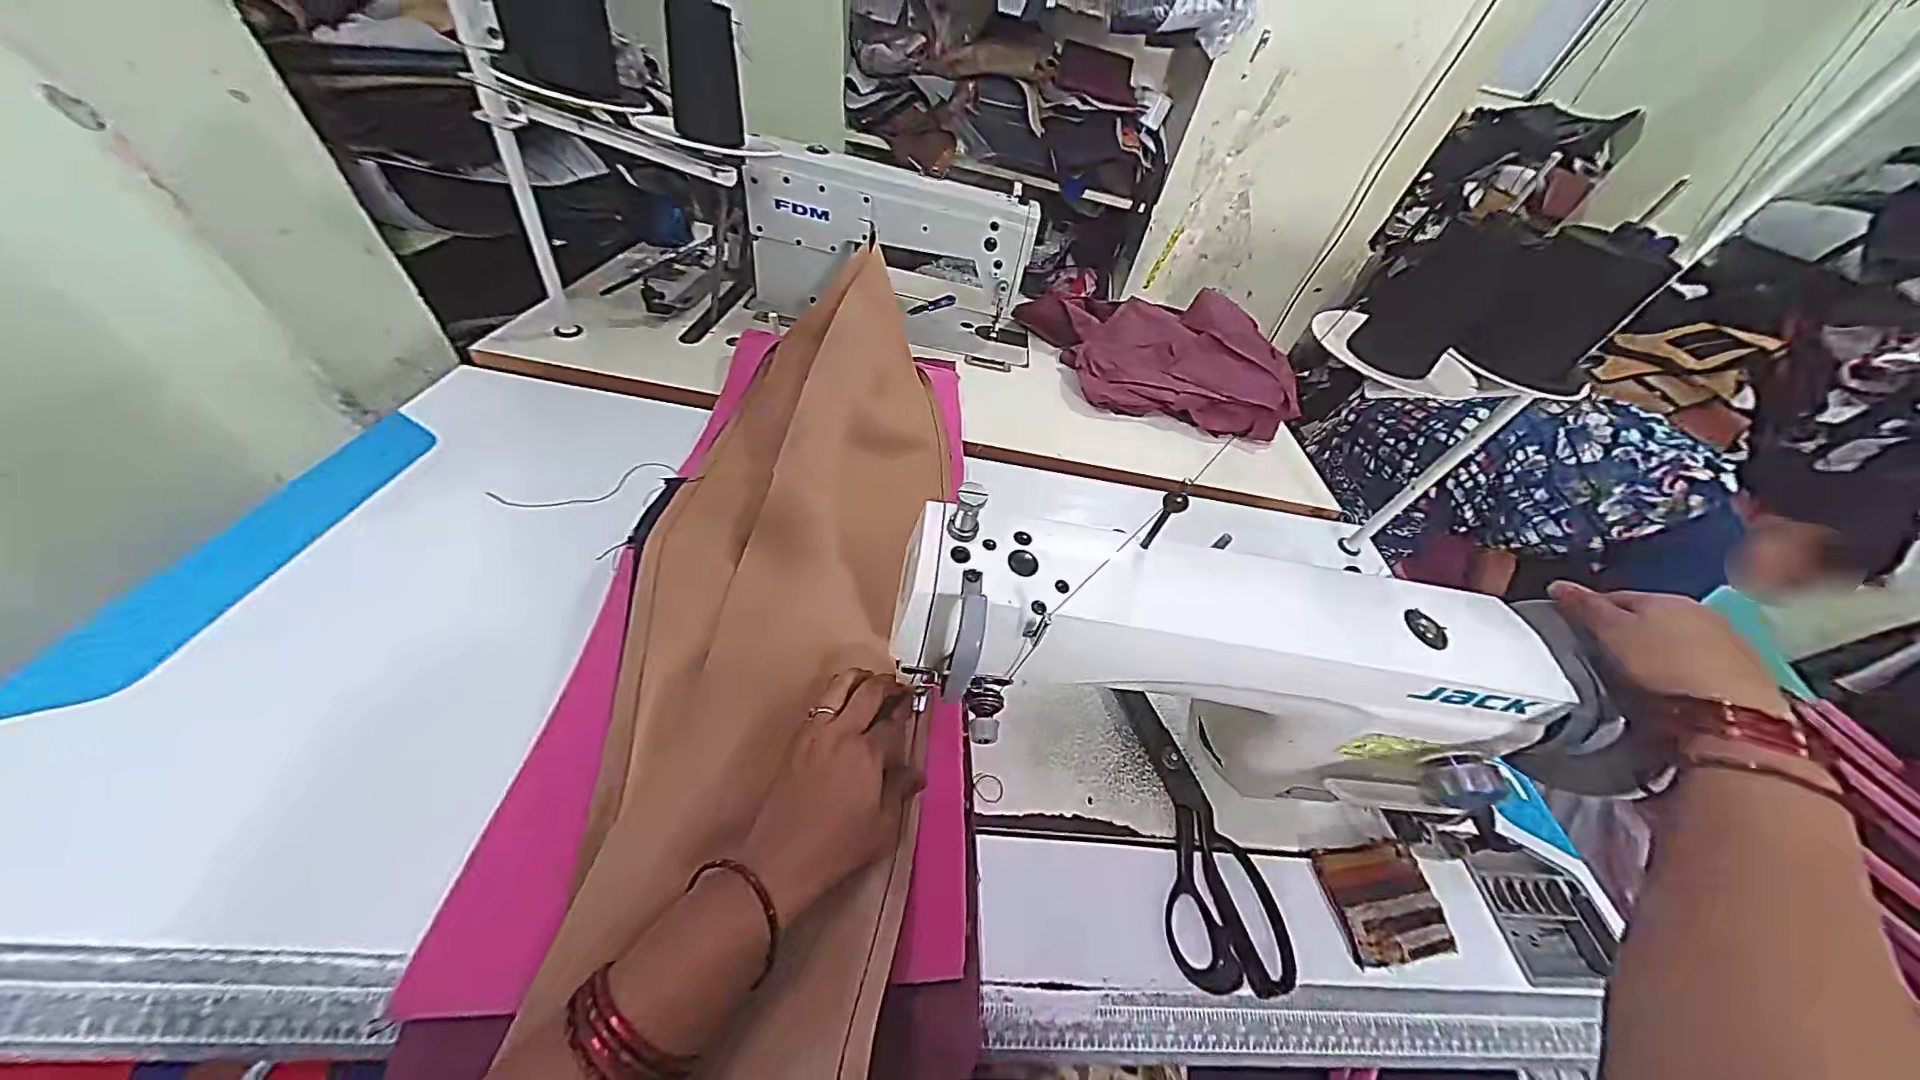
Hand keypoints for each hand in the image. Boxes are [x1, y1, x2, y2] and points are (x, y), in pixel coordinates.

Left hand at [736, 669, 921, 920]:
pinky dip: (836, 693)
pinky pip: (820, 701)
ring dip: (860, 678)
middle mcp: (841, 734)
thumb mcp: (883, 826)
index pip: (892, 722)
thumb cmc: (836, 846)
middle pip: (869, 691)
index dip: (905, 714)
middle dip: (889, 685)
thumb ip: (900, 791)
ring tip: (872, 683)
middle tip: (899, 689)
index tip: (911, 711)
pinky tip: (843, 705)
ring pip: (839, 685)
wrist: (782, 857)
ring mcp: (815, 732)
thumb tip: (915, 774)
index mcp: (867, 754)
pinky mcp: (797, 739)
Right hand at [1548, 582, 1790, 718]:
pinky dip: (1676, 664)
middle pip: (1645, 615)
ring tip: (1631, 669)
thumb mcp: (1609, 632)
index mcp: (1662, 597)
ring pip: (1672, 635)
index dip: (1587, 610)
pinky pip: (1694, 657)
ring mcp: (1728, 638)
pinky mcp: (1746, 668)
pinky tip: (1666, 682)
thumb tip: (1558, 585)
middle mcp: (1699, 610)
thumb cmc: (1657, 665)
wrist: (1730, 713)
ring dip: (1652, 646)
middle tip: (1599, 650)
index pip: (1611, 595)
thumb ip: (1584, 606)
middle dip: (1622, 627)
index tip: (1572, 628)